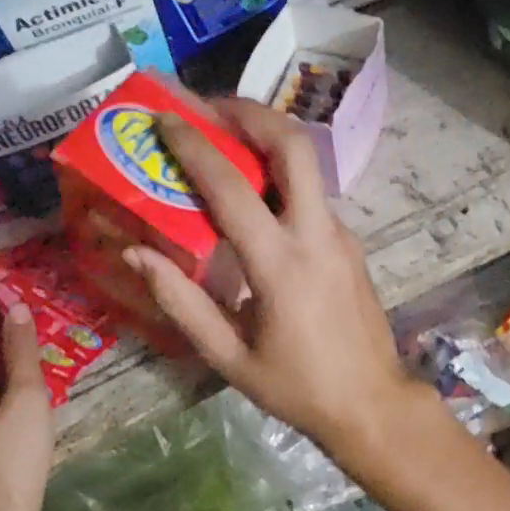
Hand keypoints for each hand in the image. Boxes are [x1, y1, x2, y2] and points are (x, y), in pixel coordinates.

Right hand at [122, 99, 427, 465]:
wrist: (374, 404)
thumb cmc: (297, 388)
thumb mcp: (228, 357)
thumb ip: (181, 303)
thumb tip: (135, 253)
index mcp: (280, 265)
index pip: (232, 187)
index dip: (194, 146)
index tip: (164, 118)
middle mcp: (316, 235)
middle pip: (292, 145)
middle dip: (249, 112)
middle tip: (209, 106)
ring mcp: (340, 234)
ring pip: (306, 164)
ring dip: (265, 138)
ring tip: (224, 136)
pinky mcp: (349, 242)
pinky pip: (310, 193)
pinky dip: (278, 175)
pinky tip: (252, 192)